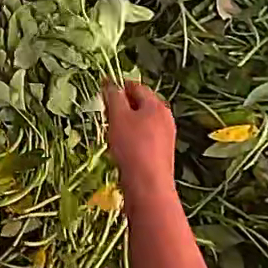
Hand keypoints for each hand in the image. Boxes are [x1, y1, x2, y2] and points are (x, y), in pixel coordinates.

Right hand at [102, 82, 176, 198]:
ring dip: (126, 122)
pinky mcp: (162, 151)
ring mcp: (166, 134)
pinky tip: (123, 146)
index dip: (117, 87)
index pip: (135, 86)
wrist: (148, 184)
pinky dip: (133, 136)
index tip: (101, 92)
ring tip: (112, 131)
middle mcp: (165, 117)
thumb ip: (113, 97)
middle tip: (105, 113)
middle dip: (122, 105)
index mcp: (156, 105)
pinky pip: (145, 136)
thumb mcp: (118, 117)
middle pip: (140, 103)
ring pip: (143, 120)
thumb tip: (110, 83)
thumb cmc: (132, 147)